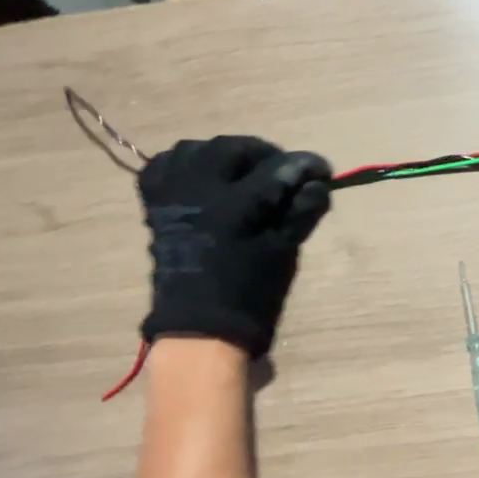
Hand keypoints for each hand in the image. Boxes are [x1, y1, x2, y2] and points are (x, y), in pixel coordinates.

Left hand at [137, 136, 331, 358]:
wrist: (200, 329)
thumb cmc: (249, 296)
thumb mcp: (282, 254)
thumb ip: (300, 213)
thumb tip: (318, 184)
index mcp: (235, 205)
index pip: (276, 169)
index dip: (304, 165)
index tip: (323, 169)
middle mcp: (199, 190)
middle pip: (232, 148)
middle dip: (263, 153)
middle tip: (282, 169)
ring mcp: (172, 195)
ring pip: (195, 149)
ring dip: (224, 153)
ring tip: (244, 169)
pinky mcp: (155, 206)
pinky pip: (164, 166)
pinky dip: (185, 163)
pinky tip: (202, 174)